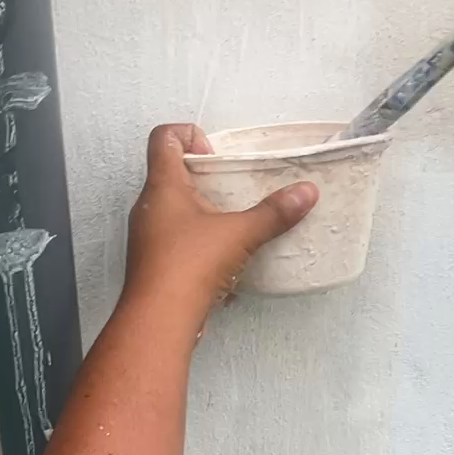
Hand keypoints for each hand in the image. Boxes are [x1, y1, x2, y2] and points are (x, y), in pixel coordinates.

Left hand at [121, 124, 317, 321]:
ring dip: (203, 214)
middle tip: (232, 189)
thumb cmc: (189, 266)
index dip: (189, 134)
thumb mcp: (239, 234)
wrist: (159, 320)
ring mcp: (147, 238)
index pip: (164, 138)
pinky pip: (176, 243)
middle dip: (204, 178)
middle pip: (170, 175)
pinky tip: (223, 262)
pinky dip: (199, 245)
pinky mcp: (153, 265)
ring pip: (174, 212)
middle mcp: (148, 208)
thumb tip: (306, 193)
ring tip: (232, 225)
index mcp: (162, 187)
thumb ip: (273, 213)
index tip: (215, 156)